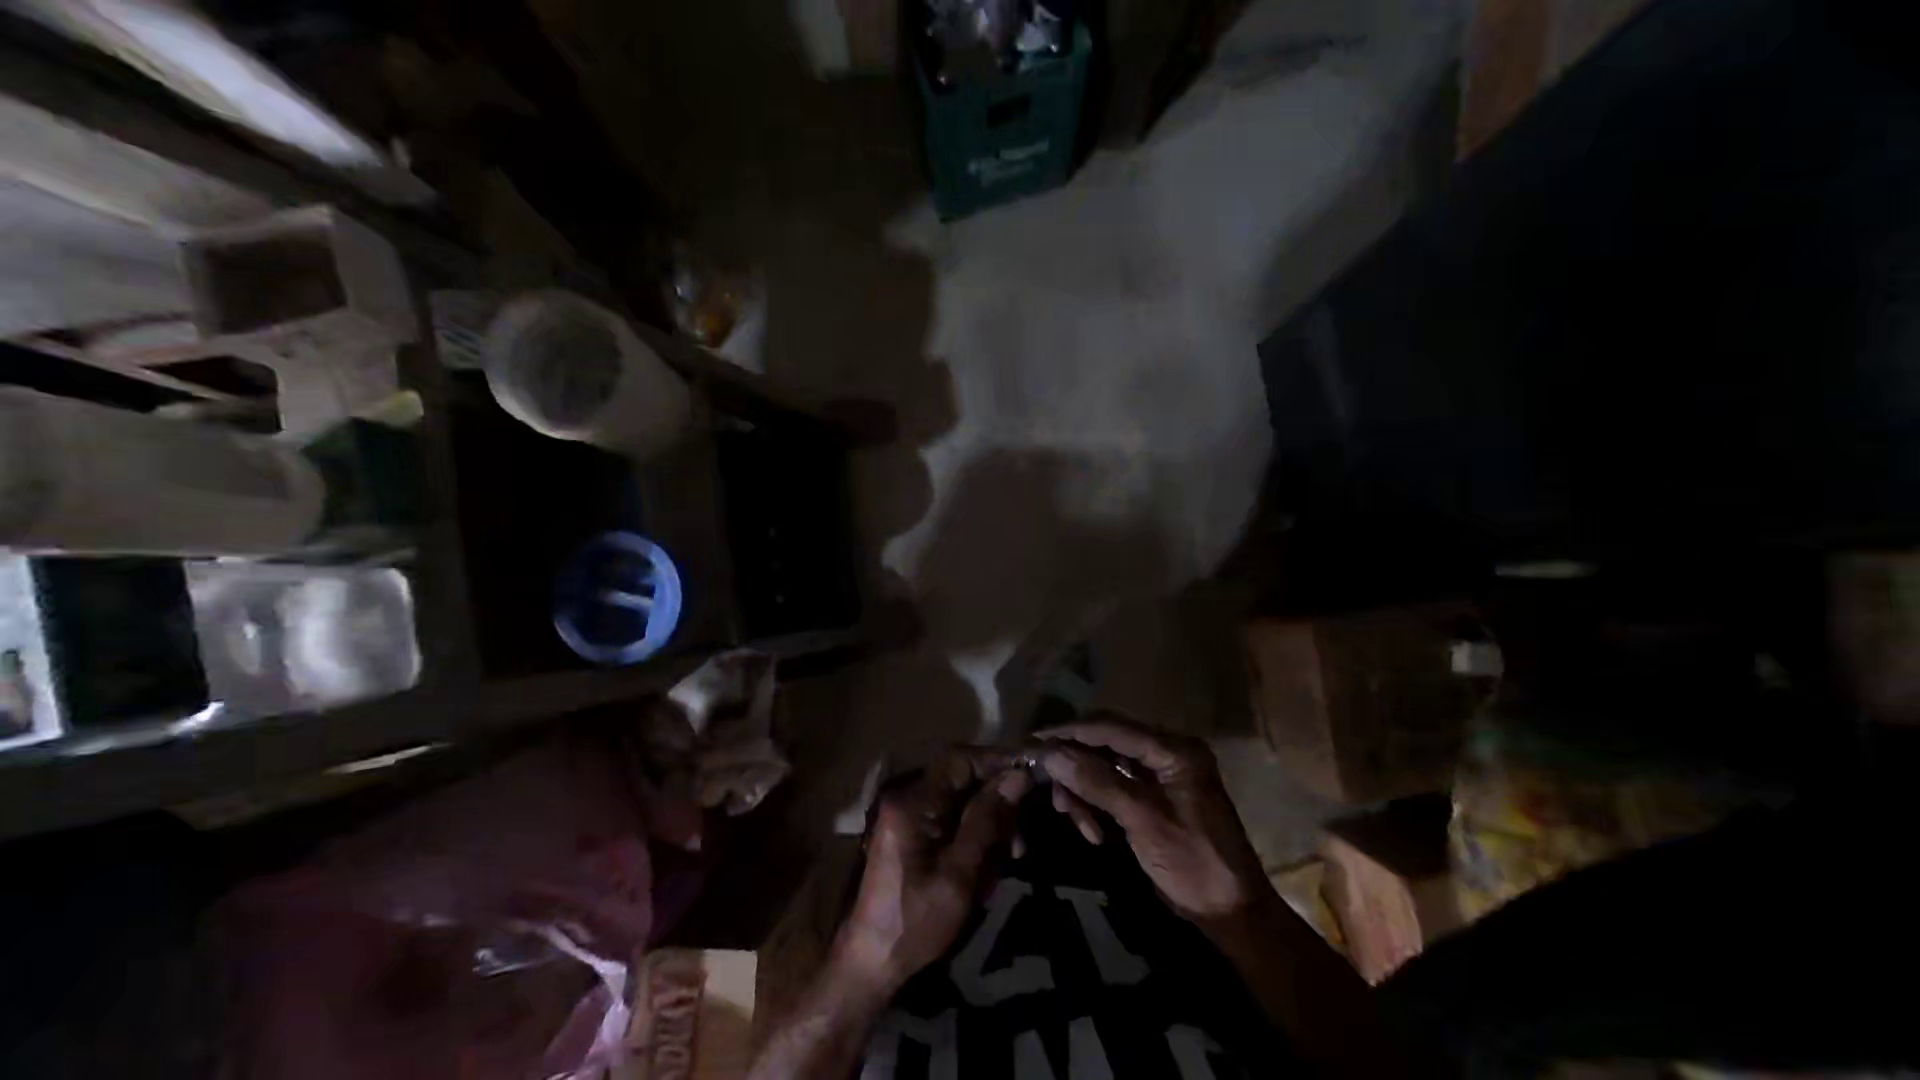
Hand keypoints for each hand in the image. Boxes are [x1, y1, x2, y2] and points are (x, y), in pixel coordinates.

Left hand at [833, 749, 1031, 993]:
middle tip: (1021, 840)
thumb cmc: (915, 921)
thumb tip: (1017, 777)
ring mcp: (905, 815)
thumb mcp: (959, 874)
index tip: (1029, 777)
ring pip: (959, 800)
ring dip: (988, 823)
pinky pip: (948, 818)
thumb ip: (987, 820)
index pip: (959, 758)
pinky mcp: (909, 833)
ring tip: (1009, 858)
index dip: (996, 761)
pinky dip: (972, 835)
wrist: (870, 961)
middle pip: (961, 778)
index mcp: (912, 801)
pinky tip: (987, 866)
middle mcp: (905, 797)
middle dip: (996, 802)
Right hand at [1036, 715, 1268, 927]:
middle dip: (1074, 766)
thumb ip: (1097, 782)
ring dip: (1084, 791)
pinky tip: (1092, 832)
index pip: (1111, 727)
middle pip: (1104, 744)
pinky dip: (1096, 804)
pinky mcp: (1151, 796)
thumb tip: (1050, 754)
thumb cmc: (1194, 863)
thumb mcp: (1143, 820)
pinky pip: (1112, 787)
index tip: (1033, 740)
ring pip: (1103, 767)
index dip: (1069, 731)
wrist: (1230, 912)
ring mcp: (1159, 774)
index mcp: (1174, 749)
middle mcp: (1166, 752)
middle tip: (1048, 789)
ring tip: (1079, 824)